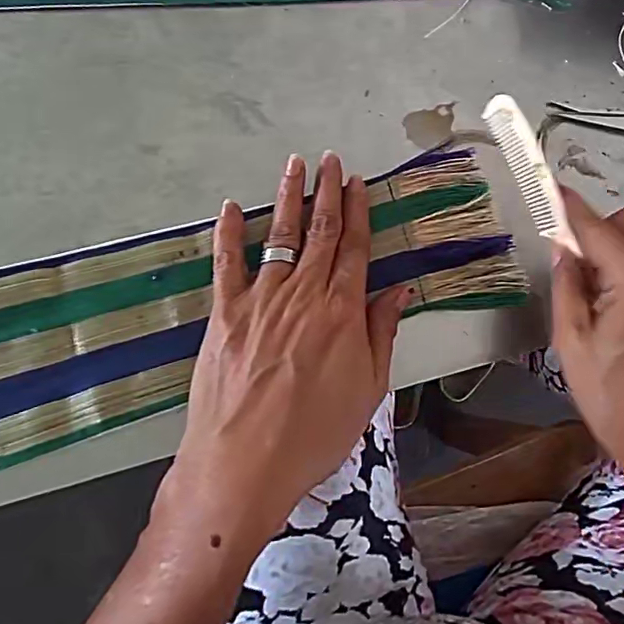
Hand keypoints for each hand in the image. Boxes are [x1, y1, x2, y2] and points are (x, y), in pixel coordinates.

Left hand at [160, 152, 411, 541]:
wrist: (245, 463)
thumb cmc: (314, 435)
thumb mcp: (367, 391)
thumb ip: (381, 333)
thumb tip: (399, 289)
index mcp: (341, 312)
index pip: (354, 249)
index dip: (357, 211)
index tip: (357, 182)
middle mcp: (303, 294)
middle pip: (320, 233)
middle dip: (327, 192)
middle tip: (330, 160)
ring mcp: (261, 299)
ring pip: (280, 237)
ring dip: (289, 199)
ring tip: (294, 166)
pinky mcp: (225, 312)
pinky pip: (227, 263)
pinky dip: (229, 233)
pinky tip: (233, 207)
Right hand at [550, 187, 623, 476]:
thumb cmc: (614, 398)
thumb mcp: (572, 341)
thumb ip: (566, 284)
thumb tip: (562, 248)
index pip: (596, 228)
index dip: (568, 206)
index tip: (547, 185)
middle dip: (594, 227)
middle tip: (565, 258)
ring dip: (612, 247)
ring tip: (586, 287)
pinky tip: (609, 300)